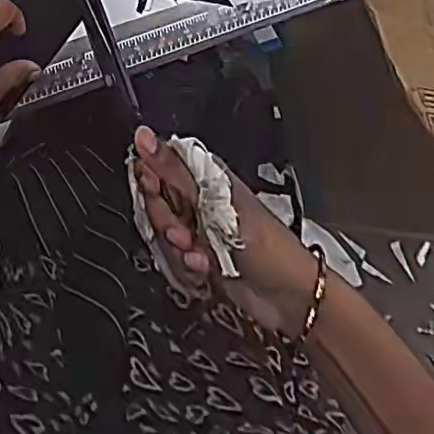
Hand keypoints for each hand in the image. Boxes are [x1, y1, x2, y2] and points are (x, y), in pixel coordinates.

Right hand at [133, 125, 320, 337]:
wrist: (290, 298)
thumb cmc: (265, 243)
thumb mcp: (212, 201)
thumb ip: (172, 168)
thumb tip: (143, 135)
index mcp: (200, 174)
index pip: (153, 166)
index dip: (149, 183)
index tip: (156, 195)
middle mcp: (196, 198)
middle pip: (152, 202)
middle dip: (164, 222)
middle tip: (184, 231)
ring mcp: (196, 228)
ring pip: (159, 234)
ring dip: (176, 250)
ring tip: (200, 254)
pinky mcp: (197, 256)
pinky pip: (170, 259)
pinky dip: (185, 268)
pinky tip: (205, 269)